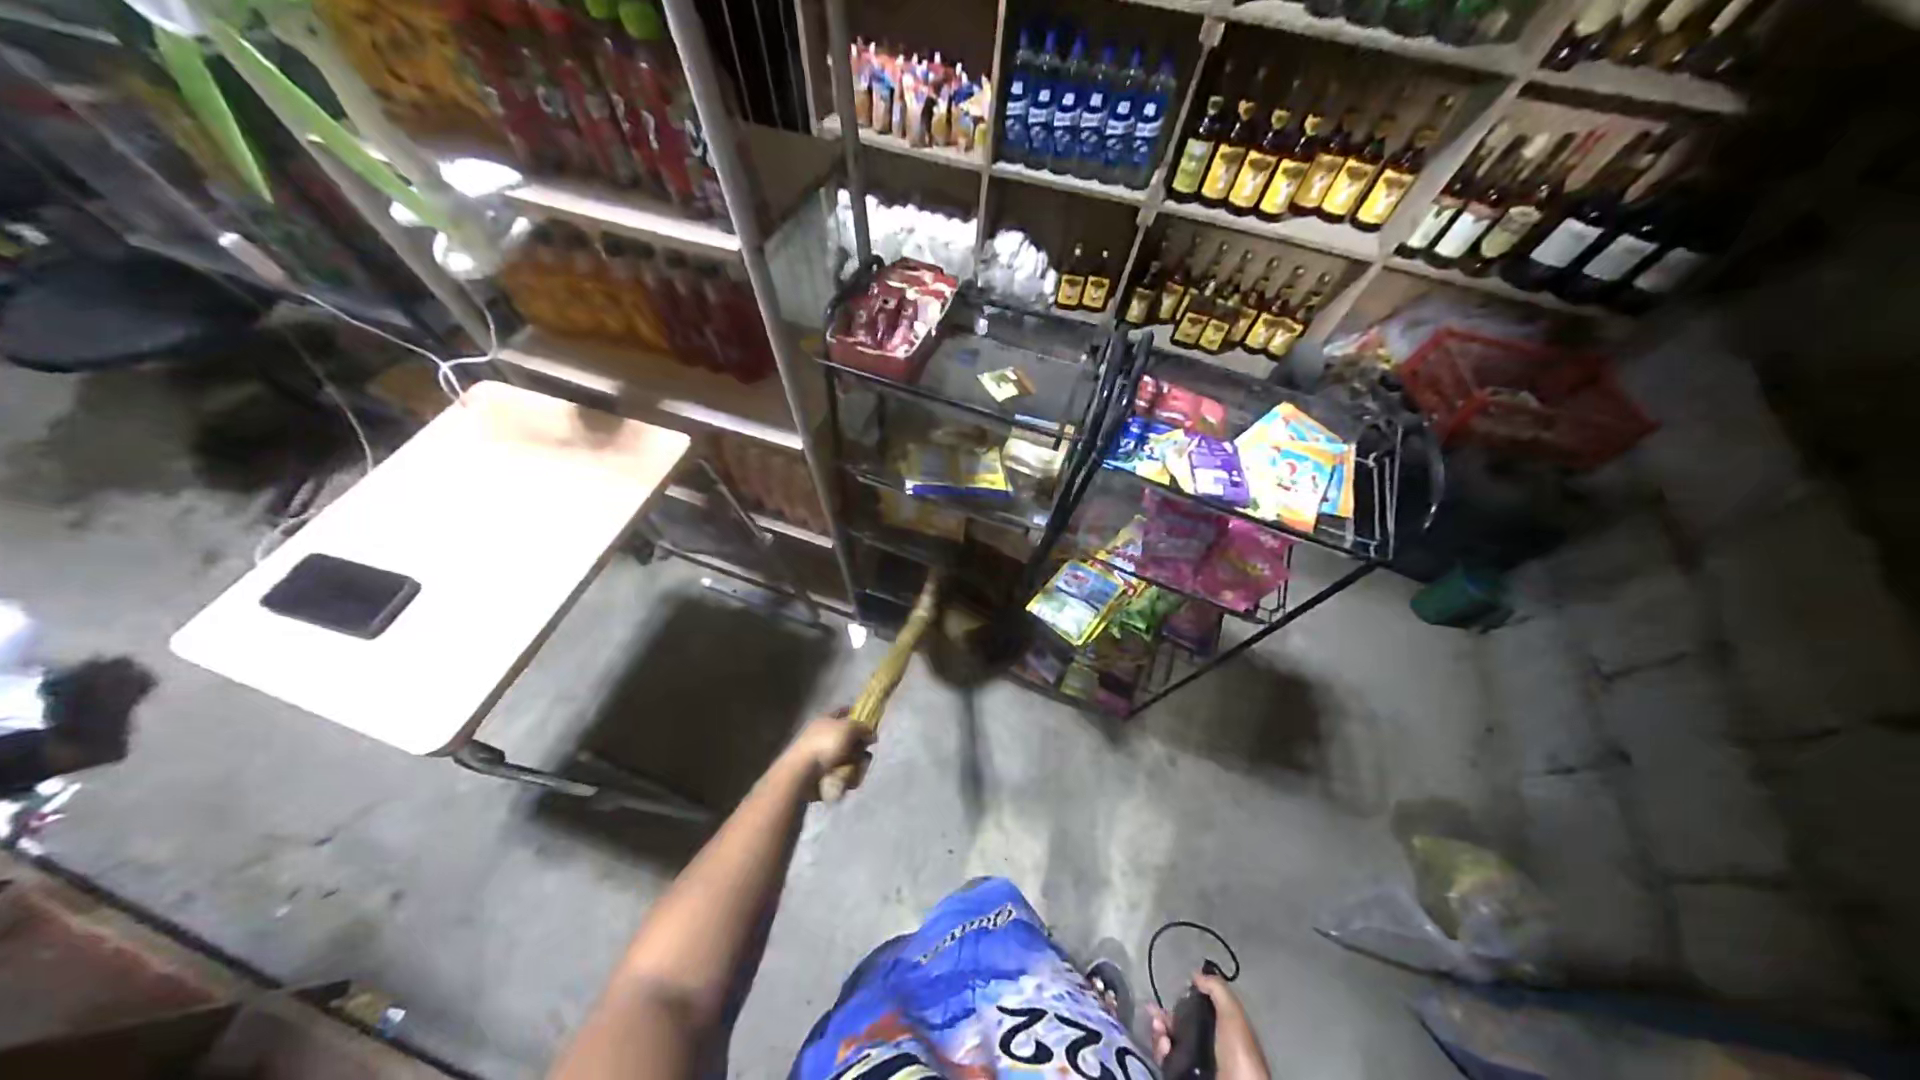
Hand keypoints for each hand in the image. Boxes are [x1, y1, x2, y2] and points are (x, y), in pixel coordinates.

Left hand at [779, 708, 872, 793]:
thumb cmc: (825, 744)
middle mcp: (824, 736)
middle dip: (860, 746)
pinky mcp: (823, 774)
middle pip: (850, 738)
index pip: (844, 711)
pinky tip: (849, 779)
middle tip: (863, 751)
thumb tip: (871, 734)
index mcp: (826, 720)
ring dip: (856, 764)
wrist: (803, 773)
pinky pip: (843, 774)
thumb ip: (863, 728)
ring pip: (849, 758)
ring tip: (855, 768)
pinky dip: (848, 777)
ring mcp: (823, 756)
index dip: (856, 714)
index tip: (869, 722)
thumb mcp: (849, 728)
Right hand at [1148, 972, 1269, 1079]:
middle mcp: (1206, 1046)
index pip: (1197, 1011)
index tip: (1172, 992)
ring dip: (1159, 1031)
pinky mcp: (1181, 1075)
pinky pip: (1165, 1061)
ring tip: (1159, 1029)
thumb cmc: (1237, 1051)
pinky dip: (1161, 1050)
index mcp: (1221, 1030)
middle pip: (1178, 1026)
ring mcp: (1193, 1063)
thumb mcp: (1233, 1014)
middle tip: (1154, 1011)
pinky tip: (1164, 1044)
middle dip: (1164, 1016)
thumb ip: (1217, 989)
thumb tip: (1195, 974)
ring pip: (1168, 1042)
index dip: (1183, 1001)